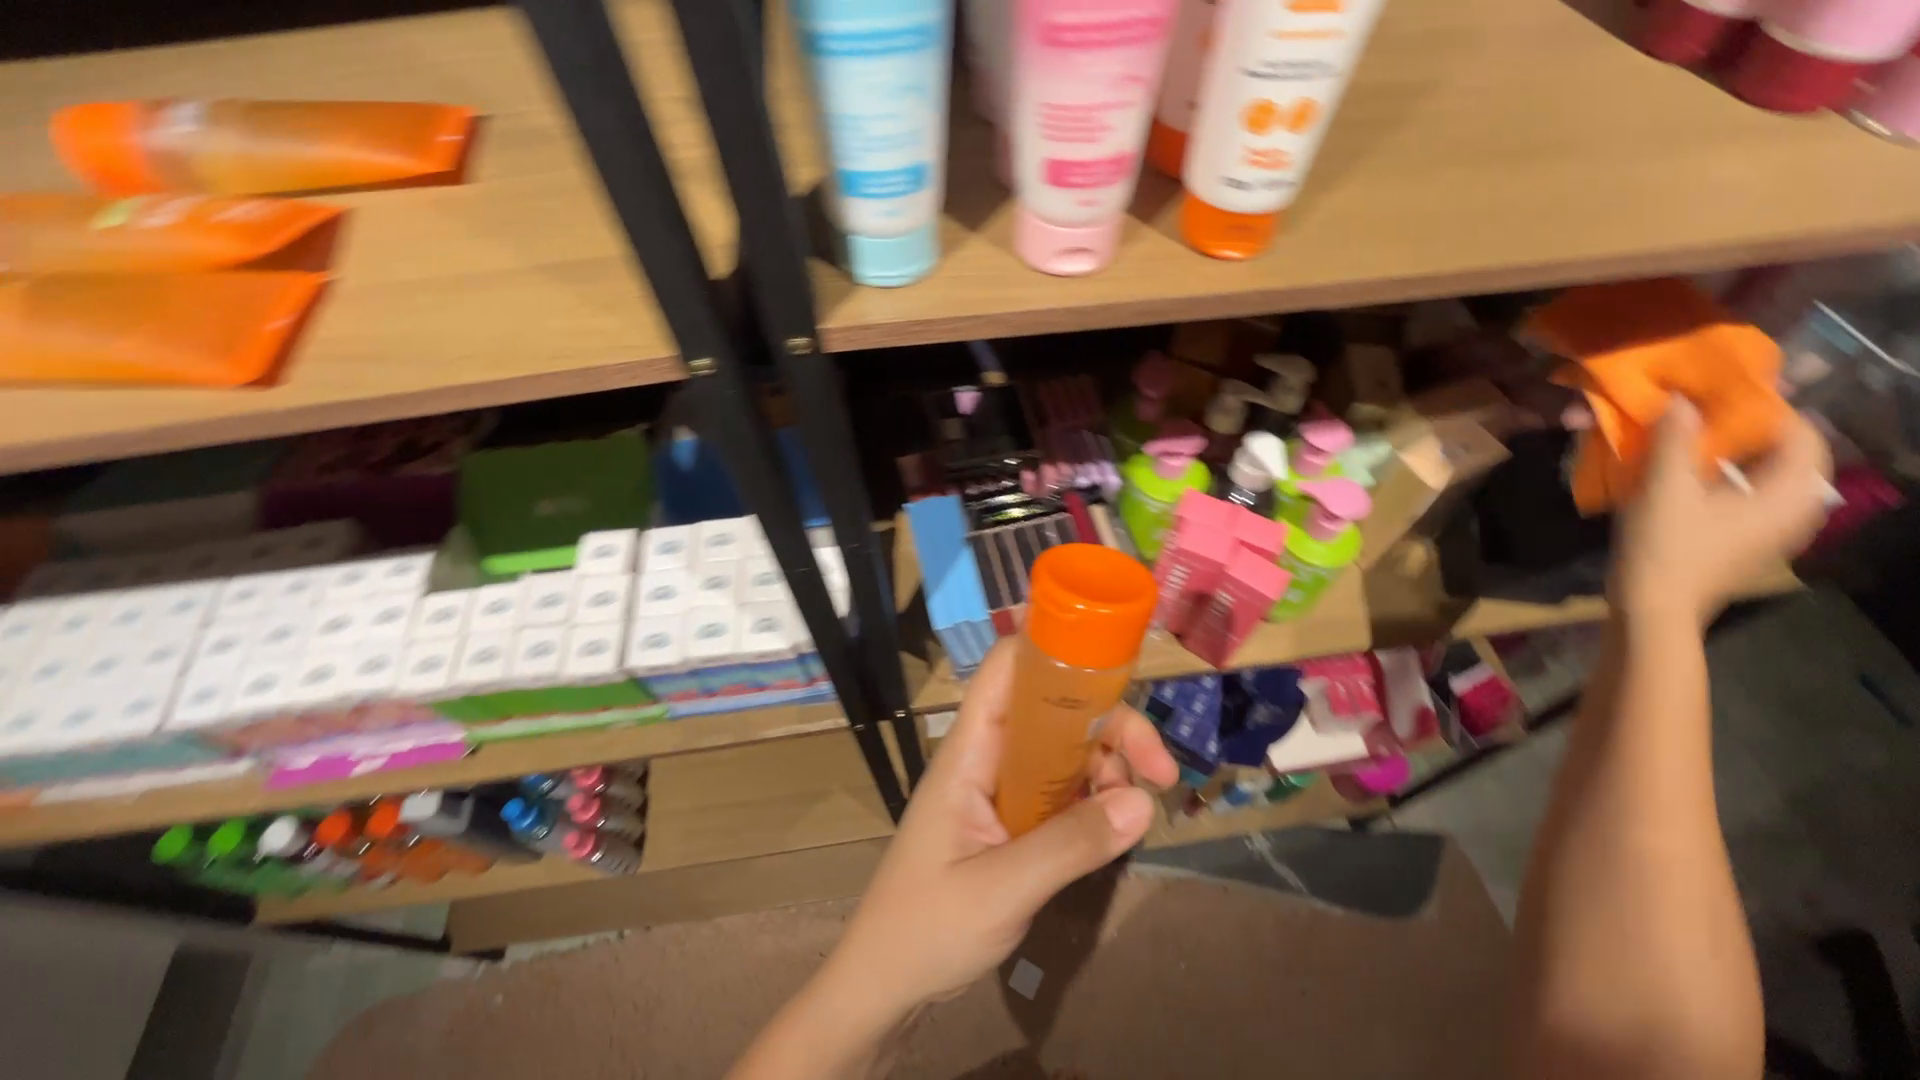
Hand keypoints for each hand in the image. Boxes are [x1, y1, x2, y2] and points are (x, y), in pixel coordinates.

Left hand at [820, 638, 1177, 1021]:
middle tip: (1160, 772)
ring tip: (1141, 808)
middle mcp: (988, 761)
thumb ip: (1069, 845)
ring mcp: (1002, 793)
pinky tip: (1122, 826)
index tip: (1116, 666)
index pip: (1006, 672)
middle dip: (1111, 726)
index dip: (1053, 649)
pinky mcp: (1015, 826)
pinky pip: (1065, 794)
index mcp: (969, 754)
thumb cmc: (925, 928)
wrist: (885, 984)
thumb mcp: (999, 889)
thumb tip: (1143, 803)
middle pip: (1055, 712)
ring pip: (1067, 753)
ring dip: (1111, 767)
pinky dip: (1098, 801)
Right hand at [1611, 396, 1830, 626]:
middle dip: (1748, 432)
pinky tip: (1692, 480)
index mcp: (1790, 493)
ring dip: (1735, 456)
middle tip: (1704, 417)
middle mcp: (1797, 509)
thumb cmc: (1666, 547)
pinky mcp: (1751, 543)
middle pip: (1786, 454)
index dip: (1767, 409)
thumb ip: (1676, 440)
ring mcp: (1775, 530)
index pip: (1803, 433)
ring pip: (1767, 476)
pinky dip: (1729, 480)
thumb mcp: (1665, 488)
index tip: (1721, 397)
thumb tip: (1682, 399)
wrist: (1653, 609)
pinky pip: (1753, 497)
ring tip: (1693, 445)